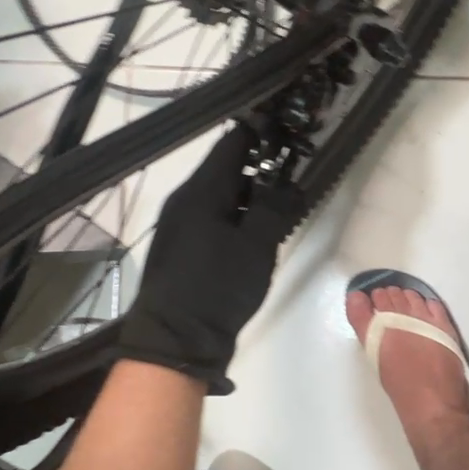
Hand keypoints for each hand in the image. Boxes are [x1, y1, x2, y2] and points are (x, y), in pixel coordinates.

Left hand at [114, 128, 301, 392]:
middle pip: (224, 167)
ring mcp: (179, 223)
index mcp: (201, 192)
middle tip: (292, 171)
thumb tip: (289, 183)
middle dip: (259, 166)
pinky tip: (255, 229)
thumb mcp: (257, 246)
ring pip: (219, 193)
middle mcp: (184, 200)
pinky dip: (235, 213)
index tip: (289, 130)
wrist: (175, 339)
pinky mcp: (181, 245)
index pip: (232, 143)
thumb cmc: (218, 288)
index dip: (261, 133)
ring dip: (248, 194)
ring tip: (280, 203)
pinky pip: (211, 215)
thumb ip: (275, 208)